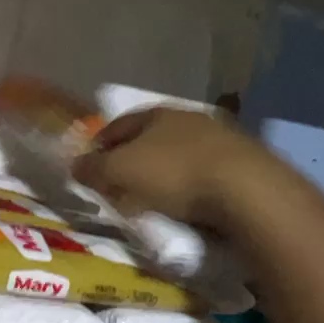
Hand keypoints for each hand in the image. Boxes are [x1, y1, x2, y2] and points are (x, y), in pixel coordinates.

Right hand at [70, 106, 298, 233]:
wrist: (249, 192)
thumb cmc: (175, 174)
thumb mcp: (120, 172)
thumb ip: (94, 168)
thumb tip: (74, 165)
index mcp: (157, 113)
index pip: (117, 125)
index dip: (99, 146)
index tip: (89, 169)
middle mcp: (190, 119)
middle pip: (149, 141)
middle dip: (132, 162)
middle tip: (119, 188)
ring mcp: (221, 141)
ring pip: (179, 158)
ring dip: (164, 177)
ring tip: (153, 203)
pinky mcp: (244, 167)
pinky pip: (205, 177)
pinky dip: (191, 190)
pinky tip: (188, 209)